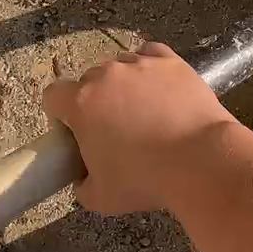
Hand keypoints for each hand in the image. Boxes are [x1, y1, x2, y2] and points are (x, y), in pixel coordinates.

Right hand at [42, 41, 240, 213]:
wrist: (199, 158)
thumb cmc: (145, 179)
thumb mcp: (99, 197)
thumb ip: (81, 183)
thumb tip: (83, 177)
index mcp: (81, 103)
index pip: (53, 94)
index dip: (59, 113)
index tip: (74, 131)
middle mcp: (107, 74)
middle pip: (89, 80)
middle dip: (94, 100)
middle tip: (112, 128)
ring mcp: (140, 63)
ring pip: (120, 66)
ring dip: (123, 84)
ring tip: (142, 111)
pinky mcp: (170, 60)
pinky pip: (150, 54)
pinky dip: (149, 67)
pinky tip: (158, 86)